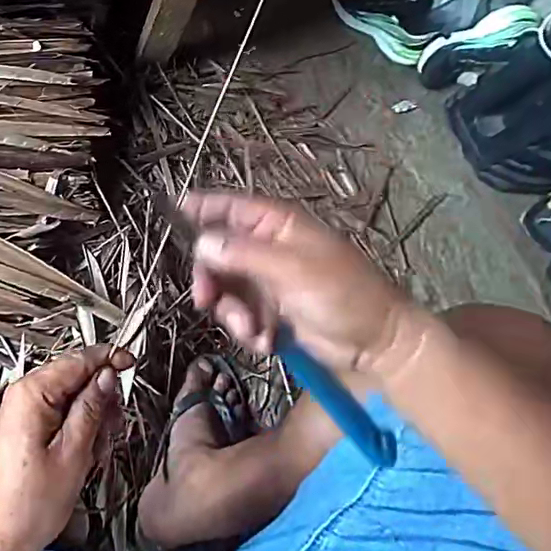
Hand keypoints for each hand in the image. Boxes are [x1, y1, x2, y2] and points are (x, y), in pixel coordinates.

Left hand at [0, 345, 132, 550]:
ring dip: (91, 417)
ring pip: (70, 395)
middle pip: (75, 376)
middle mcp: (24, 393)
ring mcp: (22, 408)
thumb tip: (107, 375)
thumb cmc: (29, 504)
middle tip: (113, 426)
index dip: (108, 359)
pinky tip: (84, 453)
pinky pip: (59, 412)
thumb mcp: (72, 454)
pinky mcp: (25, 425)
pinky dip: (77, 427)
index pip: (78, 359)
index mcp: (32, 392)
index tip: (131, 364)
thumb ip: (91, 409)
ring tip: (96, 449)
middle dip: (100, 397)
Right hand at [183, 191, 434, 380]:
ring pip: (226, 288)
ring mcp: (268, 279)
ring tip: (253, 330)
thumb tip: (202, 243)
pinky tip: (268, 340)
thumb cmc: (341, 294)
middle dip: (212, 279)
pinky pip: (241, 314)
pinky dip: (249, 329)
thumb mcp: (292, 270)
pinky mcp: (271, 310)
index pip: (231, 207)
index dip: (201, 207)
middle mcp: (268, 247)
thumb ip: (243, 254)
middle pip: (218, 252)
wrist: (378, 343)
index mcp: (277, 225)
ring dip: (233, 312)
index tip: (172, 210)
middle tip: (206, 300)